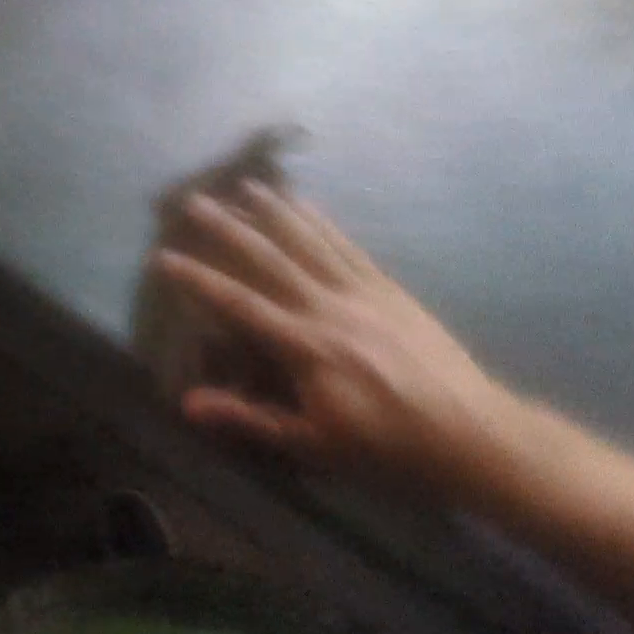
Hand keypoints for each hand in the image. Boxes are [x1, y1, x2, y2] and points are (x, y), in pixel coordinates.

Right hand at [160, 182, 524, 496]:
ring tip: (246, 185)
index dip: (197, 279)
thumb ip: (249, 418)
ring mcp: (360, 292)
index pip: (237, 303)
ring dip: (273, 211)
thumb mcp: (312, 445)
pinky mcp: (387, 288)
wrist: (470, 434)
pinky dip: (321, 222)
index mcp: (304, 346)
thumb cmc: (385, 447)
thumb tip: (189, 404)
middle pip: (269, 258)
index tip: (164, 256)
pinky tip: (305, 204)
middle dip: (227, 228)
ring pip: (308, 241)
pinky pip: (347, 246)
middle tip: (194, 201)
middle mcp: (327, 306)